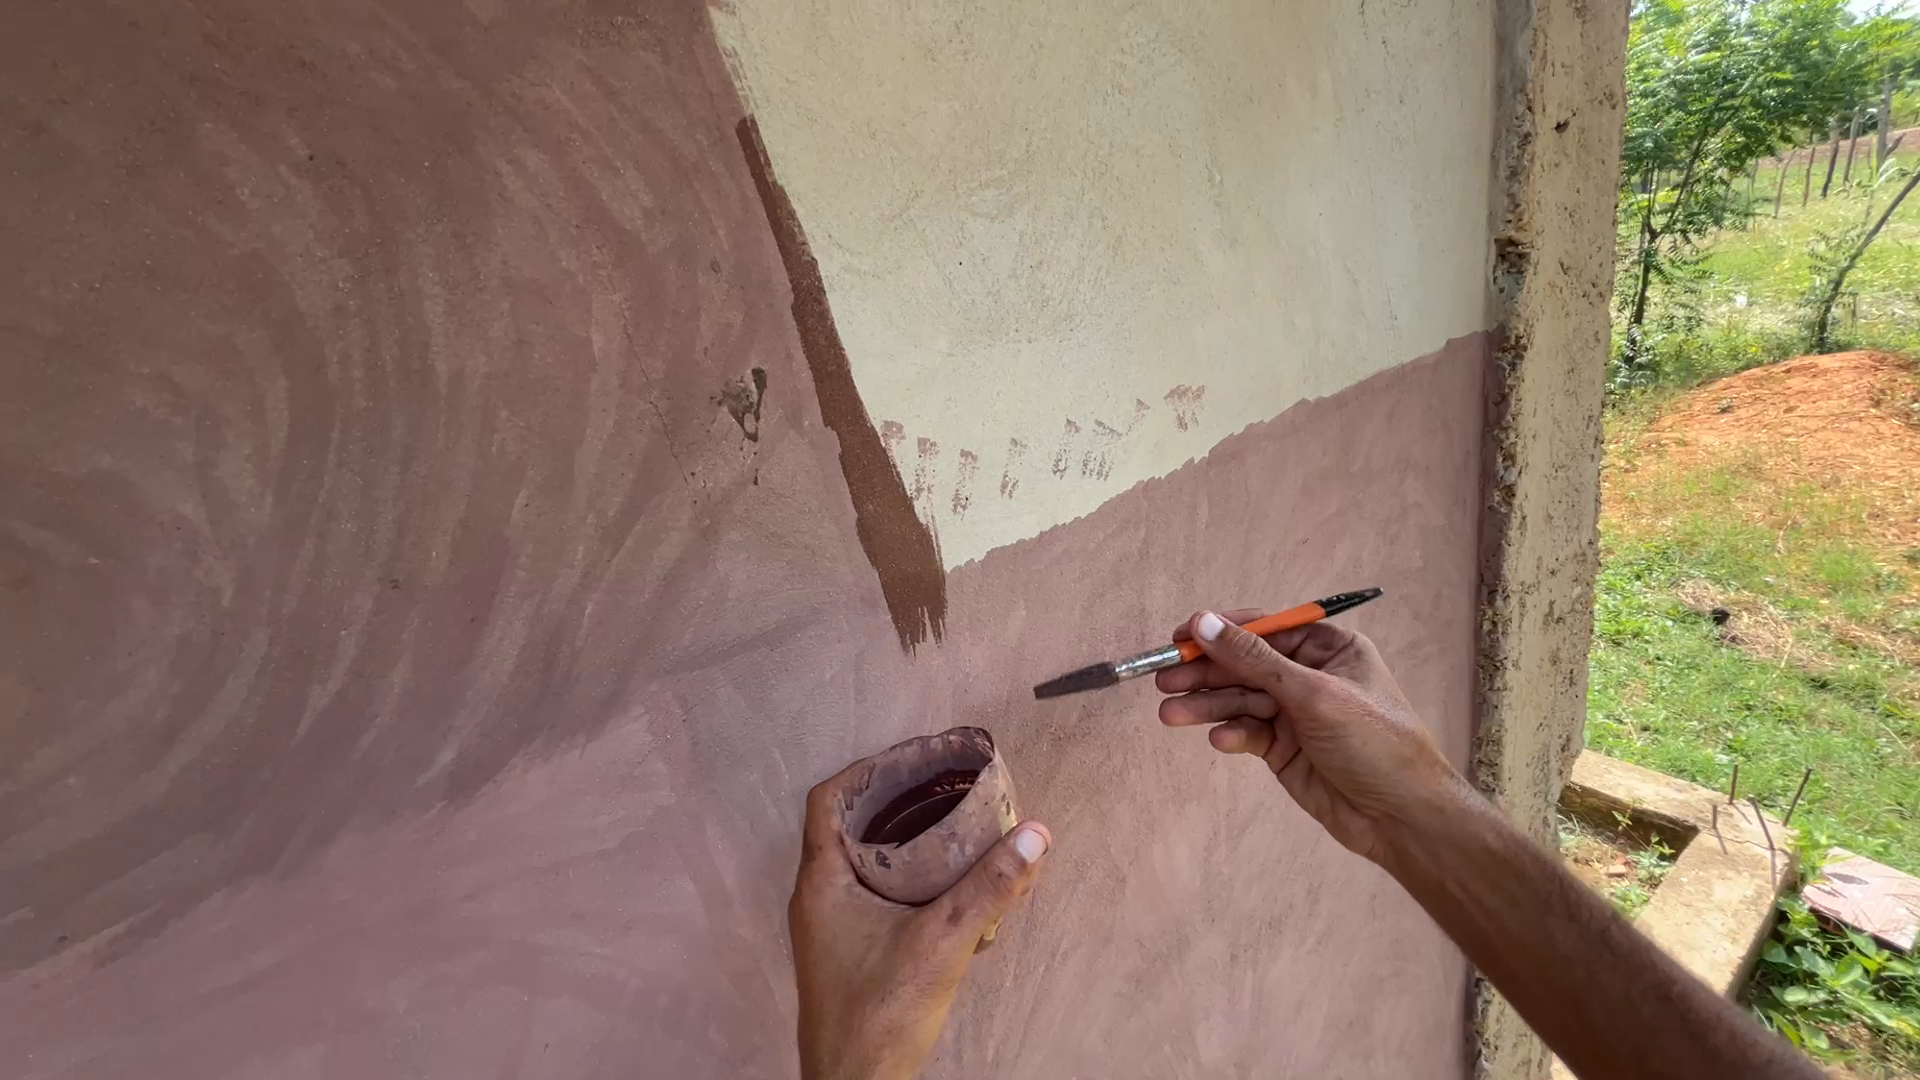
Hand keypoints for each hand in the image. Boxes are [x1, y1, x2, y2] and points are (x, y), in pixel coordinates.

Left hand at [790, 757, 1050, 1079]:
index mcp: (822, 880)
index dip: (865, 769)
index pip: (827, 798)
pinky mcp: (847, 946)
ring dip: (898, 833)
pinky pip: (872, 886)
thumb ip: (989, 886)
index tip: (909, 759)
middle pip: (848, 821)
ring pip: (861, 856)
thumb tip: (1035, 833)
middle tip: (938, 781)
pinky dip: (903, 868)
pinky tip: (942, 875)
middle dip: (892, 796)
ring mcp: (830, 923)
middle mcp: (818, 894)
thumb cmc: (882, 1014)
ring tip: (944, 816)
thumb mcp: (943, 941)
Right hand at [1156, 609, 1465, 862]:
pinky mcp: (1282, 747)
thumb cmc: (1373, 742)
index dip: (1220, 631)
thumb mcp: (1312, 693)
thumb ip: (1253, 659)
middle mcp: (1308, 675)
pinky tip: (1221, 741)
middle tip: (1164, 679)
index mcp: (1327, 648)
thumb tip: (1203, 622)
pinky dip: (1231, 734)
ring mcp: (1293, 712)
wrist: (1404, 822)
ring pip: (1238, 699)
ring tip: (1170, 714)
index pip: (1263, 629)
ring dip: (1206, 705)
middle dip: (1204, 673)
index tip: (1181, 637)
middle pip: (1243, 665)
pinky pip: (1246, 731)